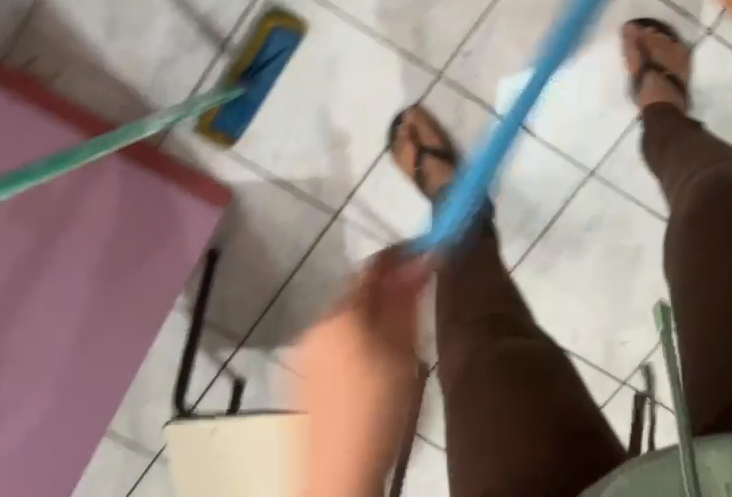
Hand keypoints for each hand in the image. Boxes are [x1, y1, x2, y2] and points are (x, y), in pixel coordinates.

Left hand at [294, 249, 430, 496]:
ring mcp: (305, 353)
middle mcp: (317, 323)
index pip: (375, 265)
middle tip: (421, 304)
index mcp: (342, 312)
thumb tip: (423, 256)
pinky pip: (335, 344)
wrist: (338, 477)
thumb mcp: (405, 352)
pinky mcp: (302, 380)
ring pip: (347, 319)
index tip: (430, 257)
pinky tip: (375, 371)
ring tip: (403, 342)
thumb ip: (410, 299)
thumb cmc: (379, 411)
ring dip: (373, 318)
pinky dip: (357, 343)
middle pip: (359, 293)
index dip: (404, 257)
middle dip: (390, 291)